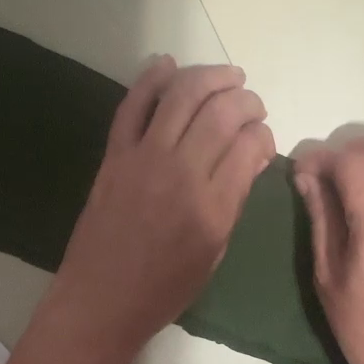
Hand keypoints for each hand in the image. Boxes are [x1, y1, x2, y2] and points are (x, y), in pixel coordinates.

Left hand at [43, 57, 274, 358]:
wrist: (100, 300)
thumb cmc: (164, 290)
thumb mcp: (214, 254)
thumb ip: (233, 202)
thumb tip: (250, 159)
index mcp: (213, 207)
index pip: (250, 146)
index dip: (263, 133)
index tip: (262, 137)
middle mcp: (182, 173)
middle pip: (222, 113)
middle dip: (245, 100)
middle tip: (252, 103)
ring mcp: (144, 159)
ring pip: (182, 95)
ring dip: (210, 76)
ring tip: (228, 75)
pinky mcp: (115, 155)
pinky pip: (133, 105)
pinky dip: (151, 77)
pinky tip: (168, 63)